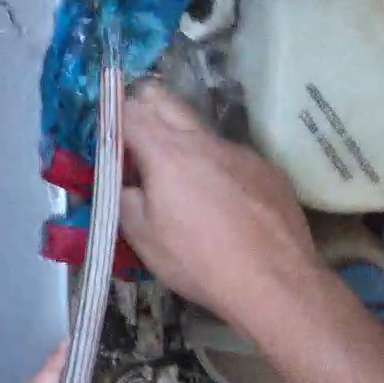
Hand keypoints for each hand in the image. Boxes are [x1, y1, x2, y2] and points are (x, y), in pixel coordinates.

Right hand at [119, 84, 321, 330]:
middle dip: (144, 108)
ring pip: (199, 130)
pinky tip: (221, 204)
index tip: (107, 137)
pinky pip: (229, 155)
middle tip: (135, 141)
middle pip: (166, 99)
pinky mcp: (267, 168)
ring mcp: (240, 151)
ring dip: (181, 143)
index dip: (113, 117)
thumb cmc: (198, 261)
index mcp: (166, 153)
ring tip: (180, 185)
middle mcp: (204, 141)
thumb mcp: (142, 237)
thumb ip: (124, 198)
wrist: (276, 283)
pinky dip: (215, 167)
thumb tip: (125, 182)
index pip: (130, 111)